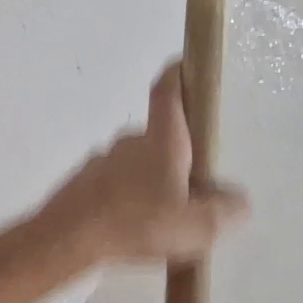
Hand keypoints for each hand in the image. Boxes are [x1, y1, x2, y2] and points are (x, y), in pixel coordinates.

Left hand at [41, 61, 249, 263]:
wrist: (68, 236)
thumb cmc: (138, 223)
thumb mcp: (199, 225)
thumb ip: (225, 209)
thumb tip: (235, 199)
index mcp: (160, 142)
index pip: (168, 95)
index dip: (178, 76)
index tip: (185, 65)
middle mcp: (128, 143)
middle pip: (160, 140)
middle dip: (179, 160)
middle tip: (196, 194)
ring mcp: (101, 161)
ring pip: (138, 166)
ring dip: (153, 185)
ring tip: (165, 225)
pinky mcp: (84, 183)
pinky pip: (117, 186)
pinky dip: (129, 202)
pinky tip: (135, 232)